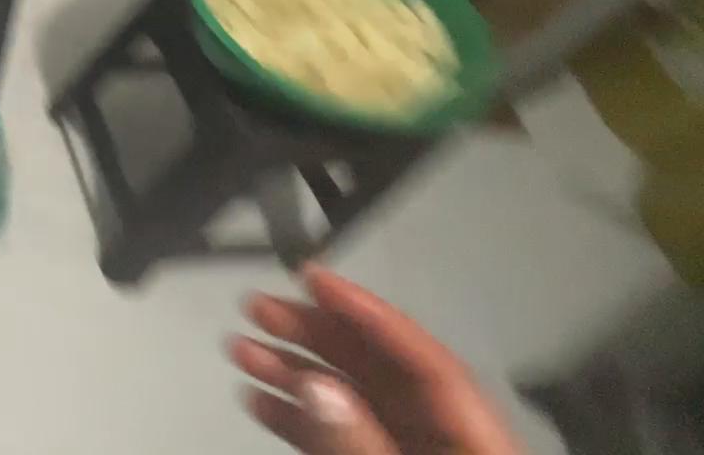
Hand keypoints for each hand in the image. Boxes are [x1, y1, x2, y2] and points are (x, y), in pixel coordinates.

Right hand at [230, 264, 525, 454]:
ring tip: (238, 348)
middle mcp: (443, 447)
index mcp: (475, 448)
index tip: (311, 278)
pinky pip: (336, 440)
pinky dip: (294, 418)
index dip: (368, 314)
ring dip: (291, 371)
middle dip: (314, 336)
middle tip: (256, 307)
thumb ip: (360, 446)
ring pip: (349, 403)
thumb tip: (312, 381)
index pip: (424, 363)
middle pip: (379, 375)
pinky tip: (256, 401)